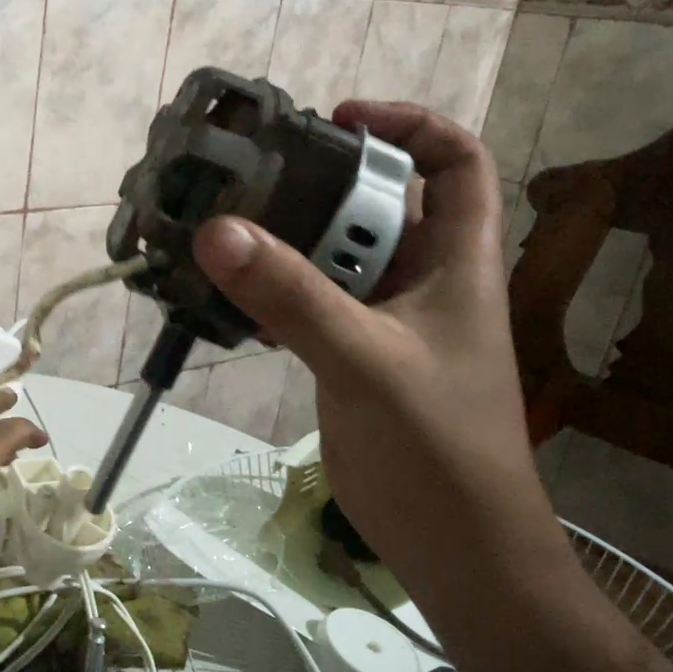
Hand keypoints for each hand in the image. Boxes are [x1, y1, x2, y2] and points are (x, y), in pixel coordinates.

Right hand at [192, 101, 563, 586]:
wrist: (454, 549)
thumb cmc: (438, 448)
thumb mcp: (366, 361)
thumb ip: (293, 296)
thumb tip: (216, 229)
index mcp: (456, 260)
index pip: (455, 161)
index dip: (407, 126)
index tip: (337, 122)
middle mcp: (421, 277)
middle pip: (372, 203)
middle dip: (315, 186)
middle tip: (245, 180)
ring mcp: (383, 317)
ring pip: (330, 256)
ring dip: (281, 245)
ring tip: (218, 232)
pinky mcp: (350, 353)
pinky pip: (306, 301)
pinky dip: (269, 293)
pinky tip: (224, 299)